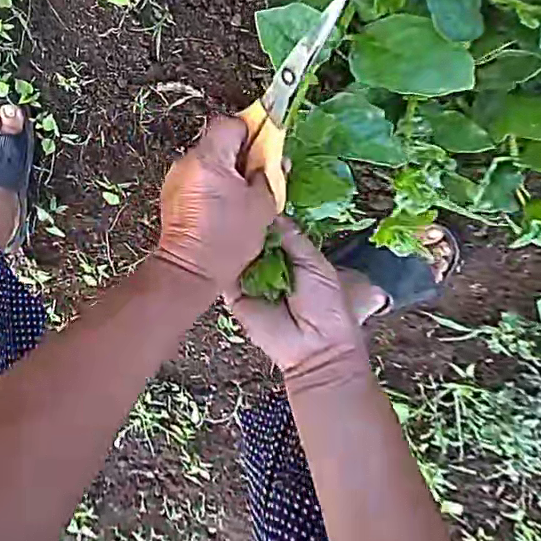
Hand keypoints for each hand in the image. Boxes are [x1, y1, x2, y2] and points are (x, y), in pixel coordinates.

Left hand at [153, 116, 278, 287]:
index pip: (230, 123)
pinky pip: (196, 176)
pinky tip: (222, 205)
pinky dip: (211, 183)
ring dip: (225, 169)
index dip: (250, 131)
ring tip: (240, 194)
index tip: (264, 148)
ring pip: (207, 159)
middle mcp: (187, 161)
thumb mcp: (261, 206)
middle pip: (217, 140)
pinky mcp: (171, 193)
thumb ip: (270, 175)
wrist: (189, 271)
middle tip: (256, 174)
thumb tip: (277, 158)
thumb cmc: (227, 239)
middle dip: (239, 153)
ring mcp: (175, 177)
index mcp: (209, 158)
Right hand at [227, 218, 369, 390]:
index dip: (263, 214)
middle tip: (233, 201)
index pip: (271, 228)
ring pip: (235, 251)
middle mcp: (266, 263)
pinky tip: (215, 241)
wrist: (316, 348)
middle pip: (251, 237)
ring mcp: (248, 278)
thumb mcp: (314, 261)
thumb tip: (273, 211)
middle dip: (244, 223)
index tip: (251, 192)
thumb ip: (292, 236)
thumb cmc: (325, 304)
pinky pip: (223, 272)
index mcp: (288, 254)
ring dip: (230, 238)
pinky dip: (220, 259)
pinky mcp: (233, 294)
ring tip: (221, 217)